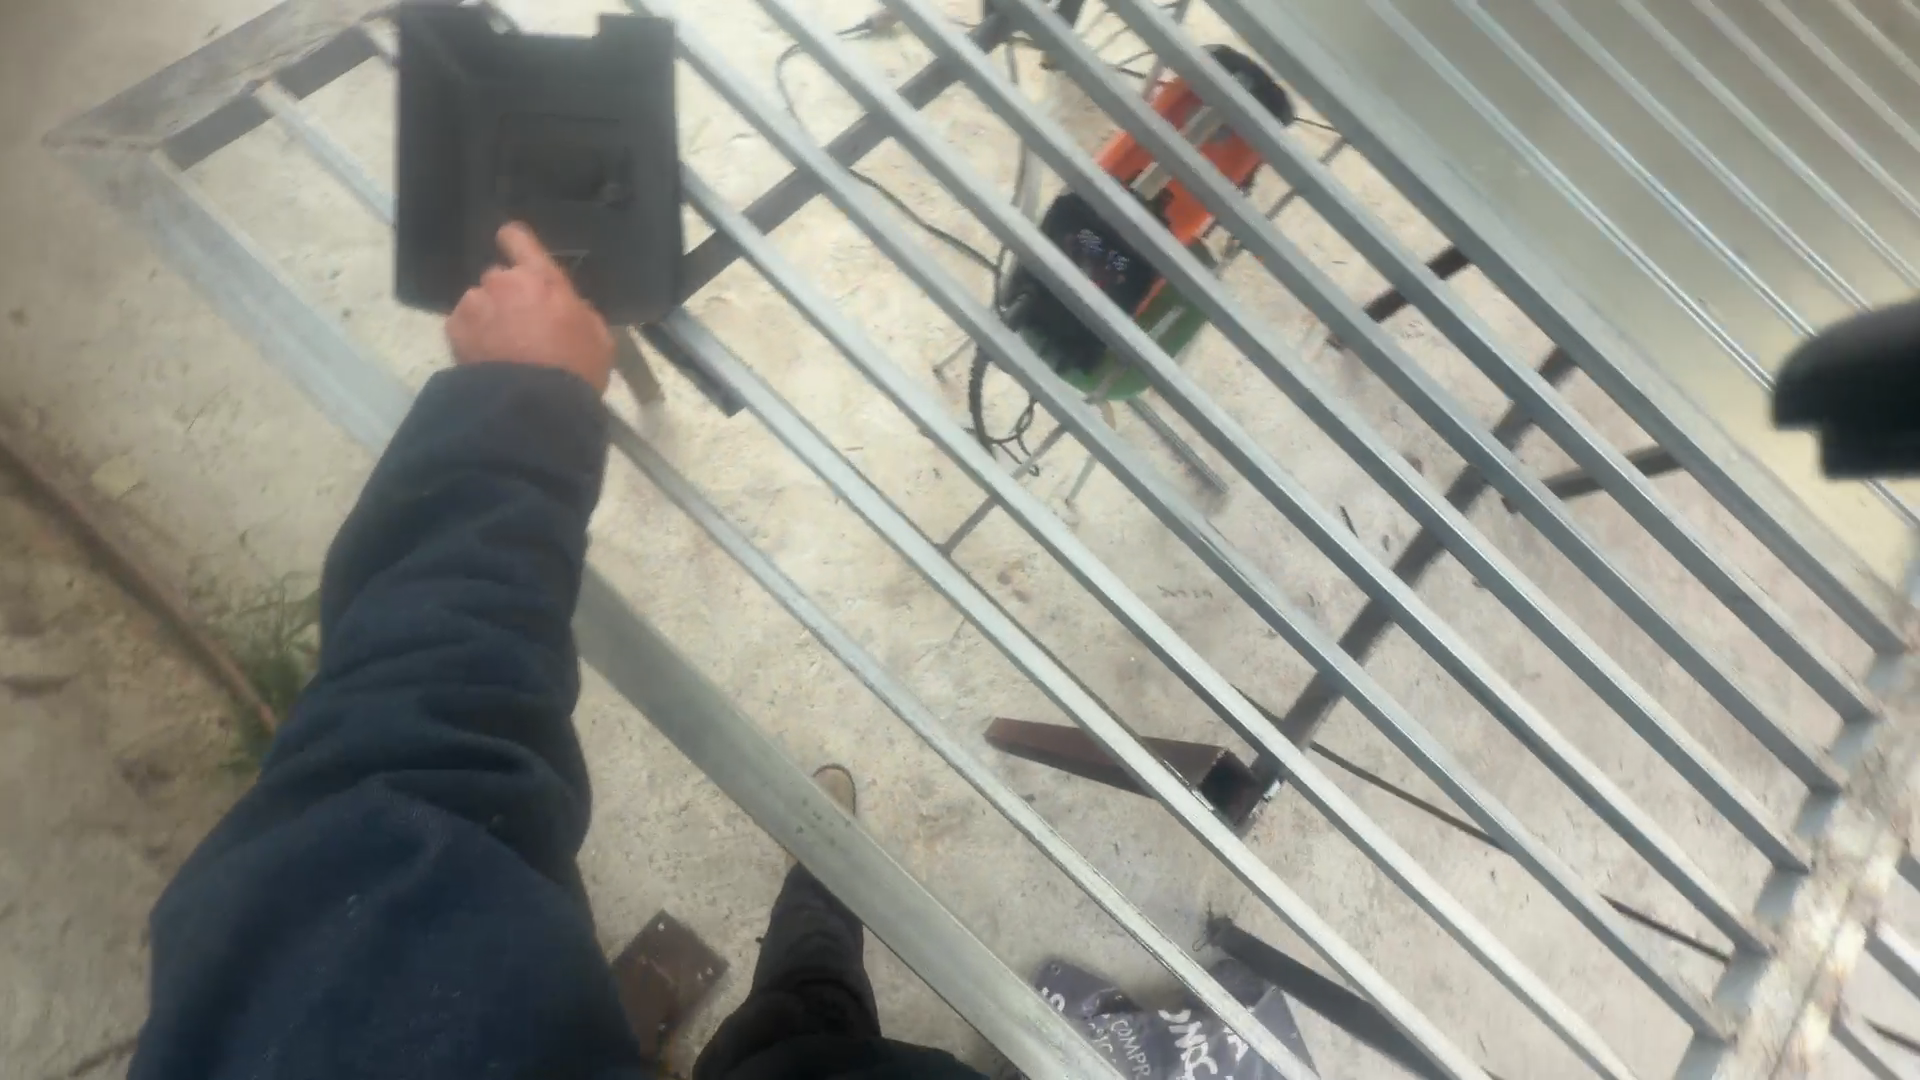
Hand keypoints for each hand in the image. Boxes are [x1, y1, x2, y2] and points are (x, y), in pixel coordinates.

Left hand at [446, 223, 614, 394]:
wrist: (536, 403)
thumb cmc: (578, 367)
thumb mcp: (599, 337)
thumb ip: (578, 311)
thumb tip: (566, 306)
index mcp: (542, 279)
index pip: (517, 238)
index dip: (516, 244)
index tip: (519, 257)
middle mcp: (503, 281)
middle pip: (500, 277)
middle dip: (509, 295)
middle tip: (524, 327)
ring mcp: (474, 303)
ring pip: (481, 302)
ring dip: (491, 317)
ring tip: (506, 350)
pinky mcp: (454, 328)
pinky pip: (464, 325)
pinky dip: (475, 338)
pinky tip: (490, 360)